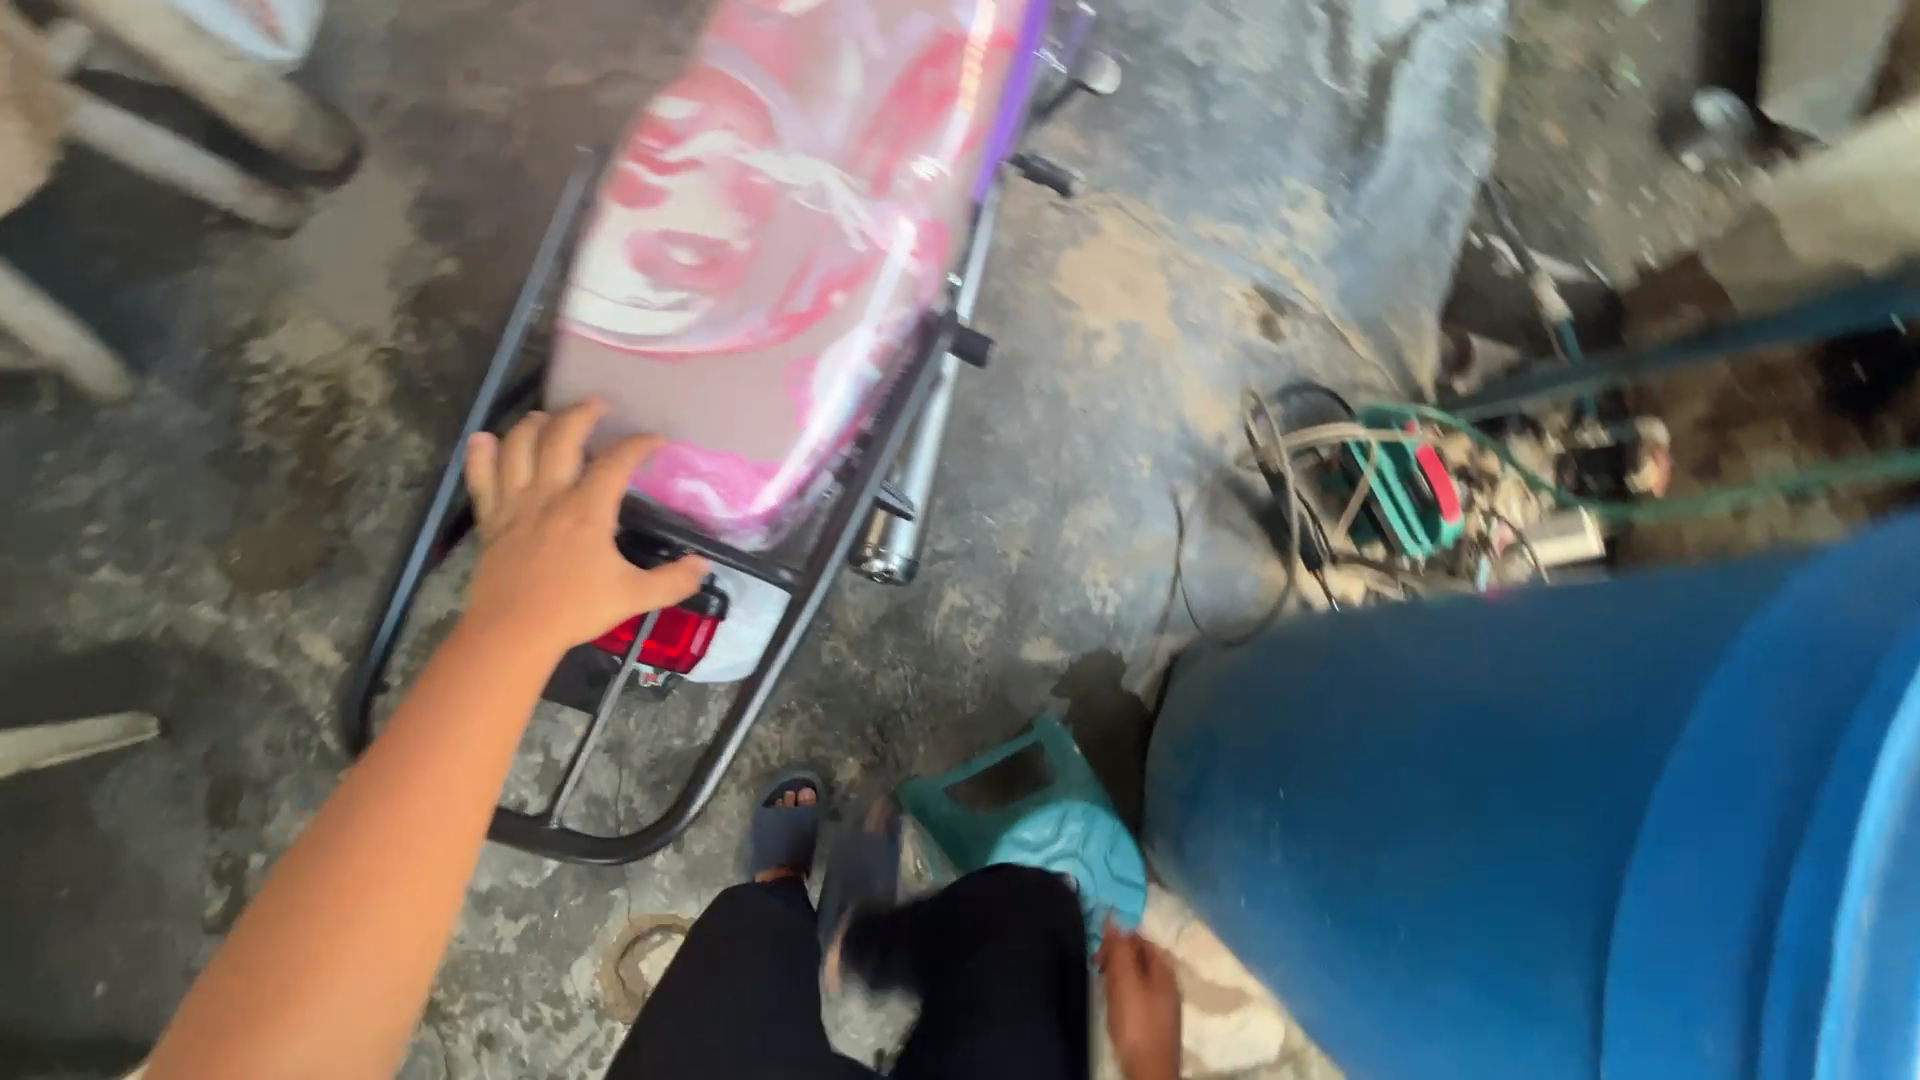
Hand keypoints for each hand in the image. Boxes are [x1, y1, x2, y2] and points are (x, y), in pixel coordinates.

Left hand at [462, 400, 708, 652]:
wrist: (512, 632)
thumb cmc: (575, 610)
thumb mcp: (635, 596)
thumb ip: (673, 580)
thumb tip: (704, 566)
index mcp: (587, 509)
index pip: (617, 461)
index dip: (639, 444)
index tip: (657, 439)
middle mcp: (550, 495)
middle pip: (562, 437)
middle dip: (582, 413)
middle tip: (599, 404)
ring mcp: (515, 505)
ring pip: (518, 447)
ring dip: (533, 425)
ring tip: (546, 416)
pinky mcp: (491, 521)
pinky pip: (481, 478)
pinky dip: (481, 454)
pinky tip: (485, 439)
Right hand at [1098, 918, 1181, 1079]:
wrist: (1149, 1071)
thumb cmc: (1136, 1021)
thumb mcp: (1124, 979)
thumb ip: (1118, 948)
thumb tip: (1112, 916)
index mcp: (1164, 969)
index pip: (1142, 938)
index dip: (1120, 938)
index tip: (1099, 950)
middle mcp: (1169, 983)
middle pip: (1141, 957)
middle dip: (1118, 956)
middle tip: (1098, 966)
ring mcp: (1164, 1004)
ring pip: (1139, 977)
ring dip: (1119, 974)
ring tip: (1104, 984)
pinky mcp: (1156, 1022)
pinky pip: (1139, 995)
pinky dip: (1124, 992)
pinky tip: (1115, 1004)